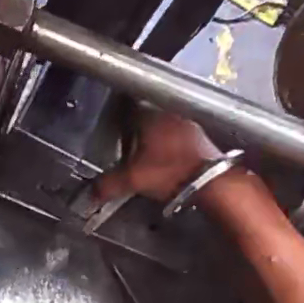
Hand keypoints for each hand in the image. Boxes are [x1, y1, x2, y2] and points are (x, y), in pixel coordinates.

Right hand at [91, 109, 221, 202]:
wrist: (210, 183)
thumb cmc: (172, 173)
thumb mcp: (133, 180)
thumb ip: (109, 184)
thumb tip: (93, 192)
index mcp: (151, 117)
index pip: (128, 110)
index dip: (119, 121)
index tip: (114, 130)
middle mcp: (170, 115)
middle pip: (147, 118)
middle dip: (137, 132)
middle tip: (128, 147)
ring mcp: (188, 125)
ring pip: (165, 127)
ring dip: (156, 139)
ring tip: (147, 156)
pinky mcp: (201, 139)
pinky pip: (180, 138)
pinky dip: (172, 147)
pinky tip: (168, 161)